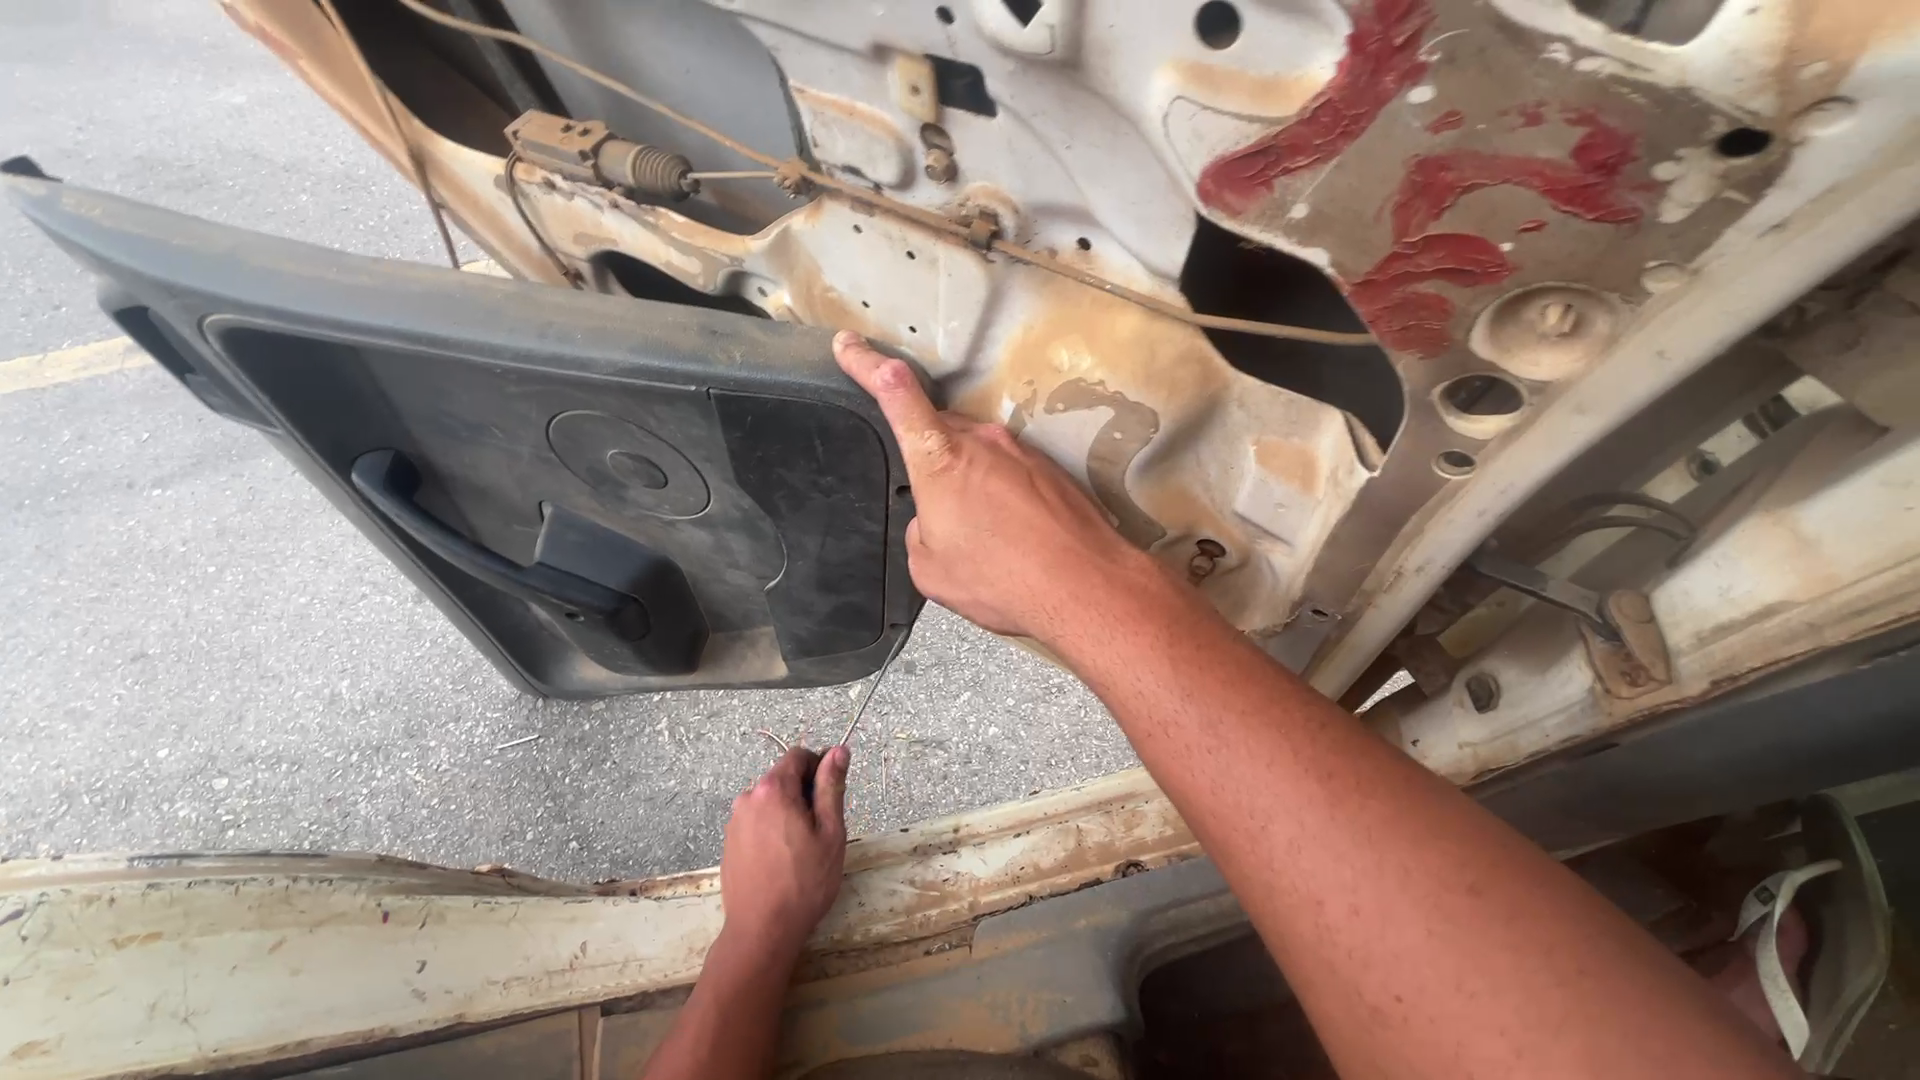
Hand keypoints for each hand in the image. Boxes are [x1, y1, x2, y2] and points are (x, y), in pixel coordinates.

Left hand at [719, 745, 849, 957]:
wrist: (762, 931)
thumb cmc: (805, 882)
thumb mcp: (830, 832)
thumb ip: (832, 786)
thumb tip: (839, 751)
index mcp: (773, 790)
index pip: (798, 756)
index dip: (820, 767)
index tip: (832, 794)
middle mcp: (748, 798)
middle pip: (783, 778)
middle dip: (805, 793)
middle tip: (822, 828)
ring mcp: (735, 822)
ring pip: (770, 802)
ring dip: (789, 812)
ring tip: (803, 848)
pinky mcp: (729, 843)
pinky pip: (757, 822)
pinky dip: (773, 829)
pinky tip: (783, 860)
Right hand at [833, 331, 1157, 643]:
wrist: (1084, 587)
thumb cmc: (1005, 578)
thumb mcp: (930, 568)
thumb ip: (917, 532)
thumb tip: (931, 523)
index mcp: (939, 459)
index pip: (895, 393)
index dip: (866, 364)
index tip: (850, 345)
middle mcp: (982, 443)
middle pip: (940, 432)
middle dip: (932, 464)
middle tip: (939, 514)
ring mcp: (1021, 452)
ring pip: (978, 456)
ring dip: (972, 487)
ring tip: (984, 538)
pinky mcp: (1051, 469)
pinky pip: (1012, 474)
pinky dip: (1004, 499)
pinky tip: (1011, 537)